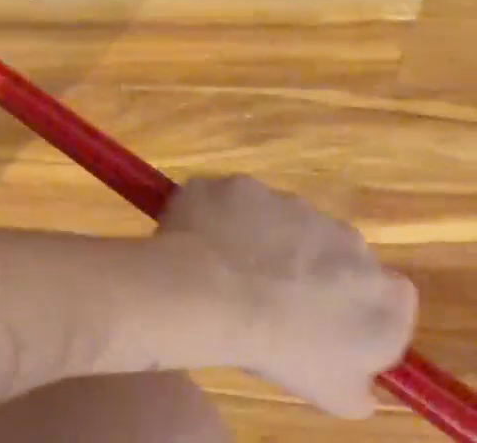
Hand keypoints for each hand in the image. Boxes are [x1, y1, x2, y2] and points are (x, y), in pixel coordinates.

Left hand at [160, 175, 416, 417]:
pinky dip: (209, 212)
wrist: (207, 297)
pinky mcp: (235, 185)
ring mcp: (287, 203)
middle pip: (324, 246)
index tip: (308, 306)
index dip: (340, 296)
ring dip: (252, 231)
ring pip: (273, 216)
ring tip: (219, 260)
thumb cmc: (277, 349)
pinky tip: (193, 235)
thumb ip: (360, 383)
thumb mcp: (338, 393)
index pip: (378, 289)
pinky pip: (223, 198)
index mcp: (386, 290)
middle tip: (257, 282)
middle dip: (296, 259)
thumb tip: (355, 381)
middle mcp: (346, 237)